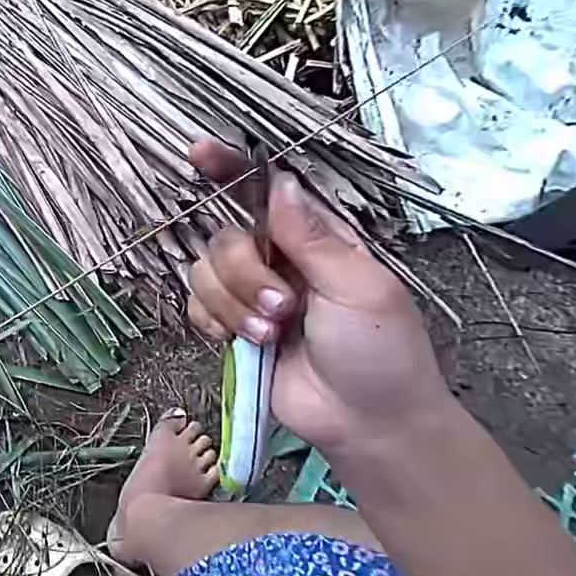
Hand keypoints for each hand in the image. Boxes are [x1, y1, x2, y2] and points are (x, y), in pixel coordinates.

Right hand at [185, 140, 457, 453]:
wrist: (366, 422)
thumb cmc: (380, 349)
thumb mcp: (360, 285)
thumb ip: (312, 236)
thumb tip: (278, 183)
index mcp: (310, 239)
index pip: (262, 192)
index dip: (229, 169)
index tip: (199, 153)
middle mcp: (273, 259)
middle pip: (223, 238)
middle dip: (244, 275)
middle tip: (282, 310)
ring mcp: (247, 294)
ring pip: (203, 273)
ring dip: (233, 307)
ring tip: (270, 335)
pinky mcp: (228, 326)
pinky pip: (195, 307)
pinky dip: (213, 323)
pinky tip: (242, 342)